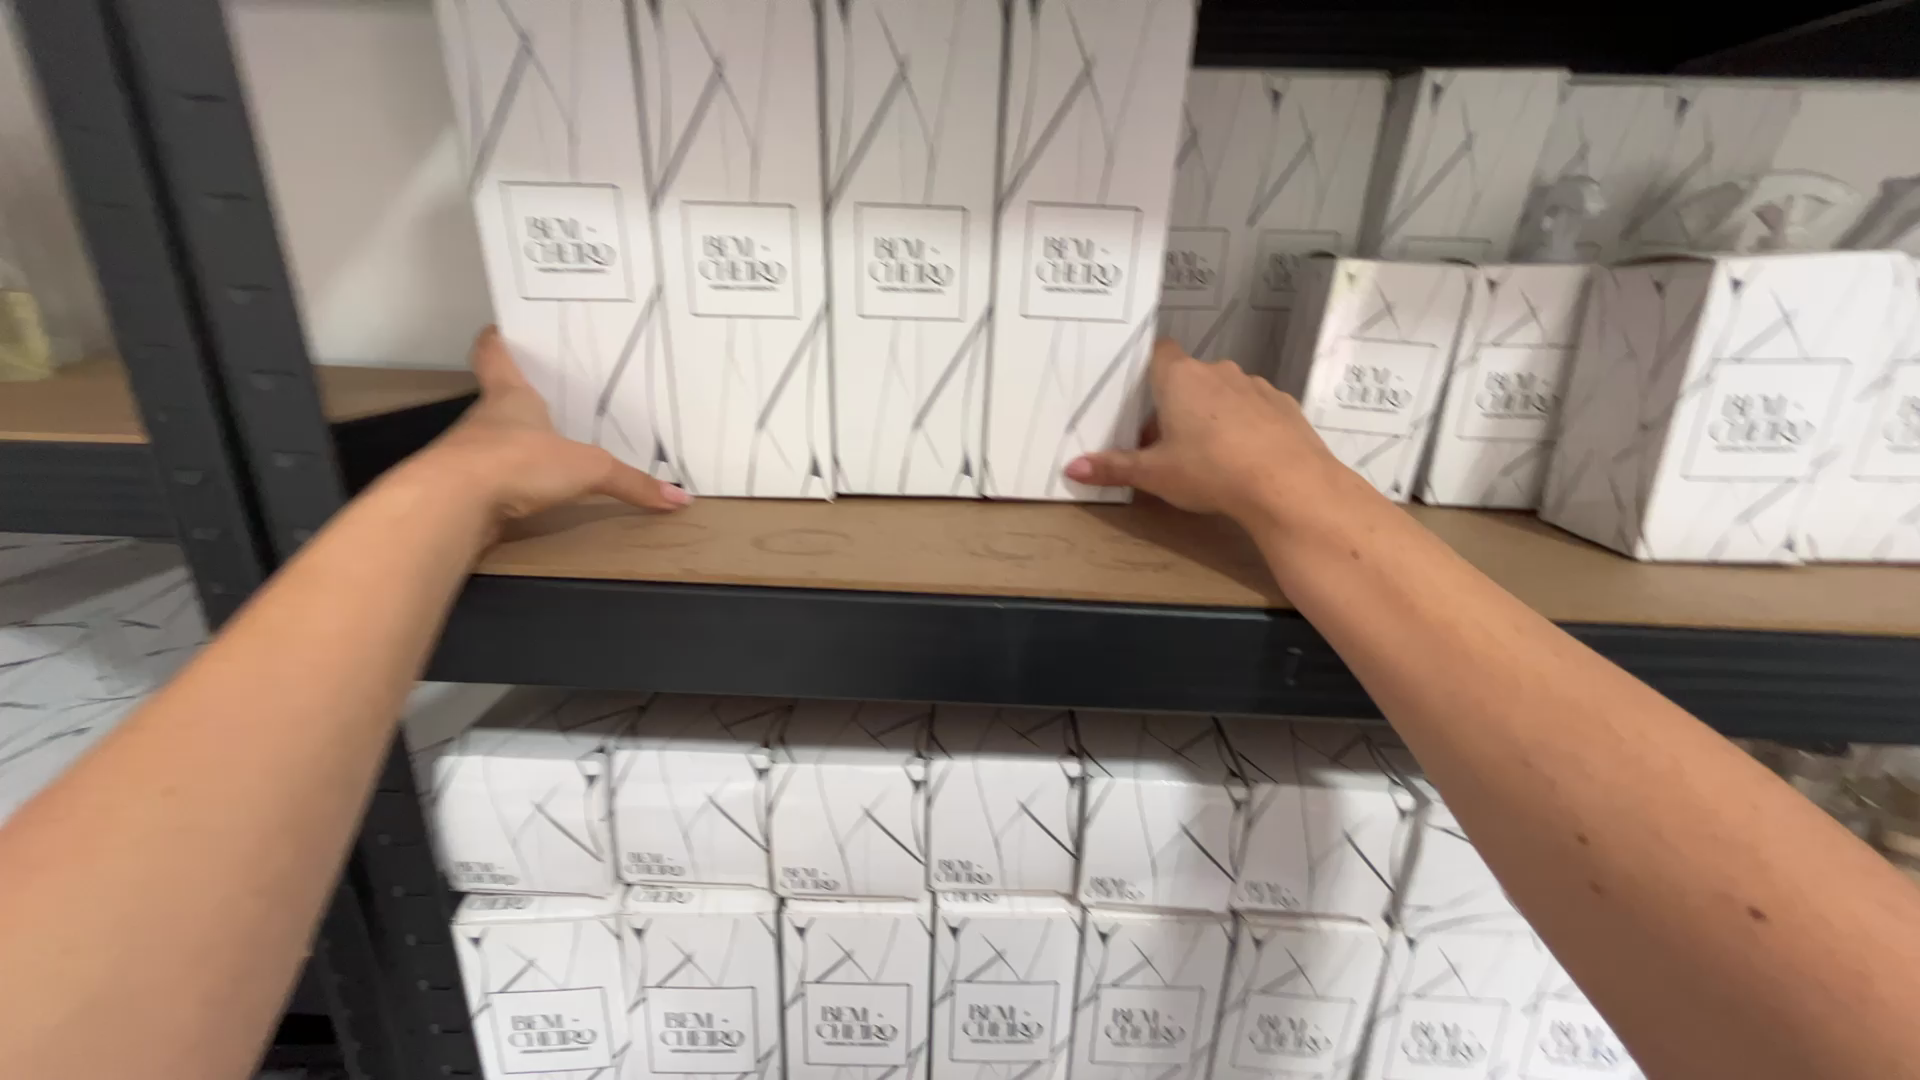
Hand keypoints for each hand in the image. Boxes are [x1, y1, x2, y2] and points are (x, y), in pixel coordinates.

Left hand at [407, 327, 690, 521]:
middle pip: (502, 397)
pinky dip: (515, 480)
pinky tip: (539, 489)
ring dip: (521, 441)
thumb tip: (681, 499)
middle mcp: (488, 418)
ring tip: (558, 446)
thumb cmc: (517, 461)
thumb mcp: (588, 469)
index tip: (504, 329)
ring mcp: (473, 453)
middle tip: (559, 393)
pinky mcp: (468, 488)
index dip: (500, 340)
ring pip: (499, 438)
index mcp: (510, 396)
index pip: (495, 353)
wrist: (452, 504)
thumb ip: (632, 484)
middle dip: (527, 396)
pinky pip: (497, 477)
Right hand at [1064, 339, 1340, 524]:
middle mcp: (1217, 371)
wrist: (1287, 484)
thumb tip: (1071, 468)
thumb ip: (1113, 468)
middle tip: (1164, 444)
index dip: (1148, 371)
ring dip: (1210, 414)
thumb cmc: (1210, 470)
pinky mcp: (1283, 404)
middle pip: (1187, 378)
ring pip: (1222, 392)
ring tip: (1206, 454)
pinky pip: (1253, 408)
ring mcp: (1254, 386)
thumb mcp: (1154, 475)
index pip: (1158, 353)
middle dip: (1174, 404)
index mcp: (1179, 378)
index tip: (1141, 398)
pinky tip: (1243, 456)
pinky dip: (1243, 425)